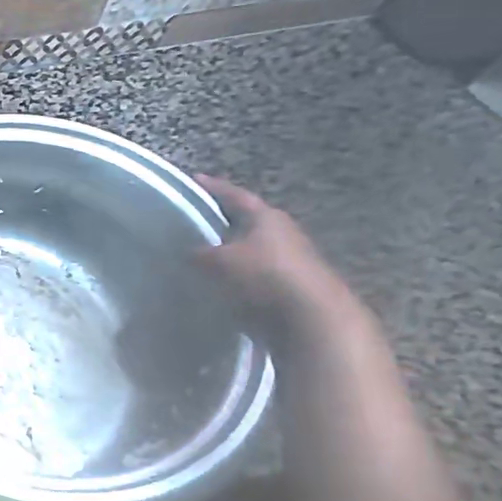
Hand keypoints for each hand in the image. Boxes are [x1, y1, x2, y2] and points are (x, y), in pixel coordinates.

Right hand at [193, 173, 351, 329]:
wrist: (314, 320)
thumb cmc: (263, 277)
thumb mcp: (219, 262)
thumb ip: (199, 254)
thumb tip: (187, 251)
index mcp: (266, 216)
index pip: (234, 195)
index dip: (213, 188)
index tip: (194, 180)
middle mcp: (283, 231)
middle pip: (247, 221)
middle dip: (223, 221)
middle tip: (197, 222)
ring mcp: (293, 259)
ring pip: (254, 249)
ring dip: (233, 252)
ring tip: (207, 258)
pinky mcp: (295, 286)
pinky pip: (260, 274)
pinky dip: (243, 276)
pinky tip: (226, 285)